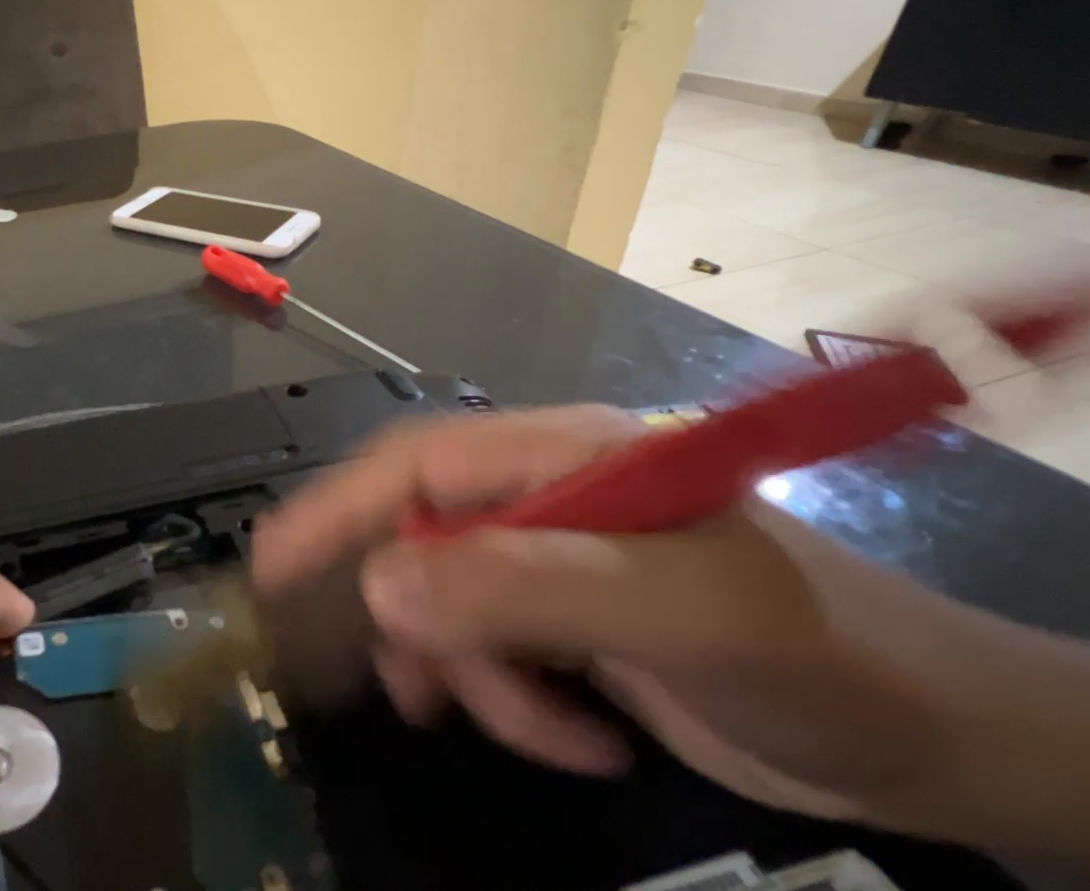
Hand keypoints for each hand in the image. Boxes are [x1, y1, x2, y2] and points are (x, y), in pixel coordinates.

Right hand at [253, 407, 1089, 867]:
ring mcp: (554, 562)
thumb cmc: (816, 652)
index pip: (416, 465)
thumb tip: (380, 589)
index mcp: (566, 458)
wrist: (932, 740)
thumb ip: (530, 589)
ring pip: (448, 611)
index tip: (267, 565)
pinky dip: (515, 706)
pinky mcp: (566, 624)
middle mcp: (546, 498)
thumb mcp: (680, 613)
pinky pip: (490, 656)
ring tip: (537, 730)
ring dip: (474, 679)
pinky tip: (584, 739)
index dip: (333, 508)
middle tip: (412, 695)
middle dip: (417, 623)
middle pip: (421, 541)